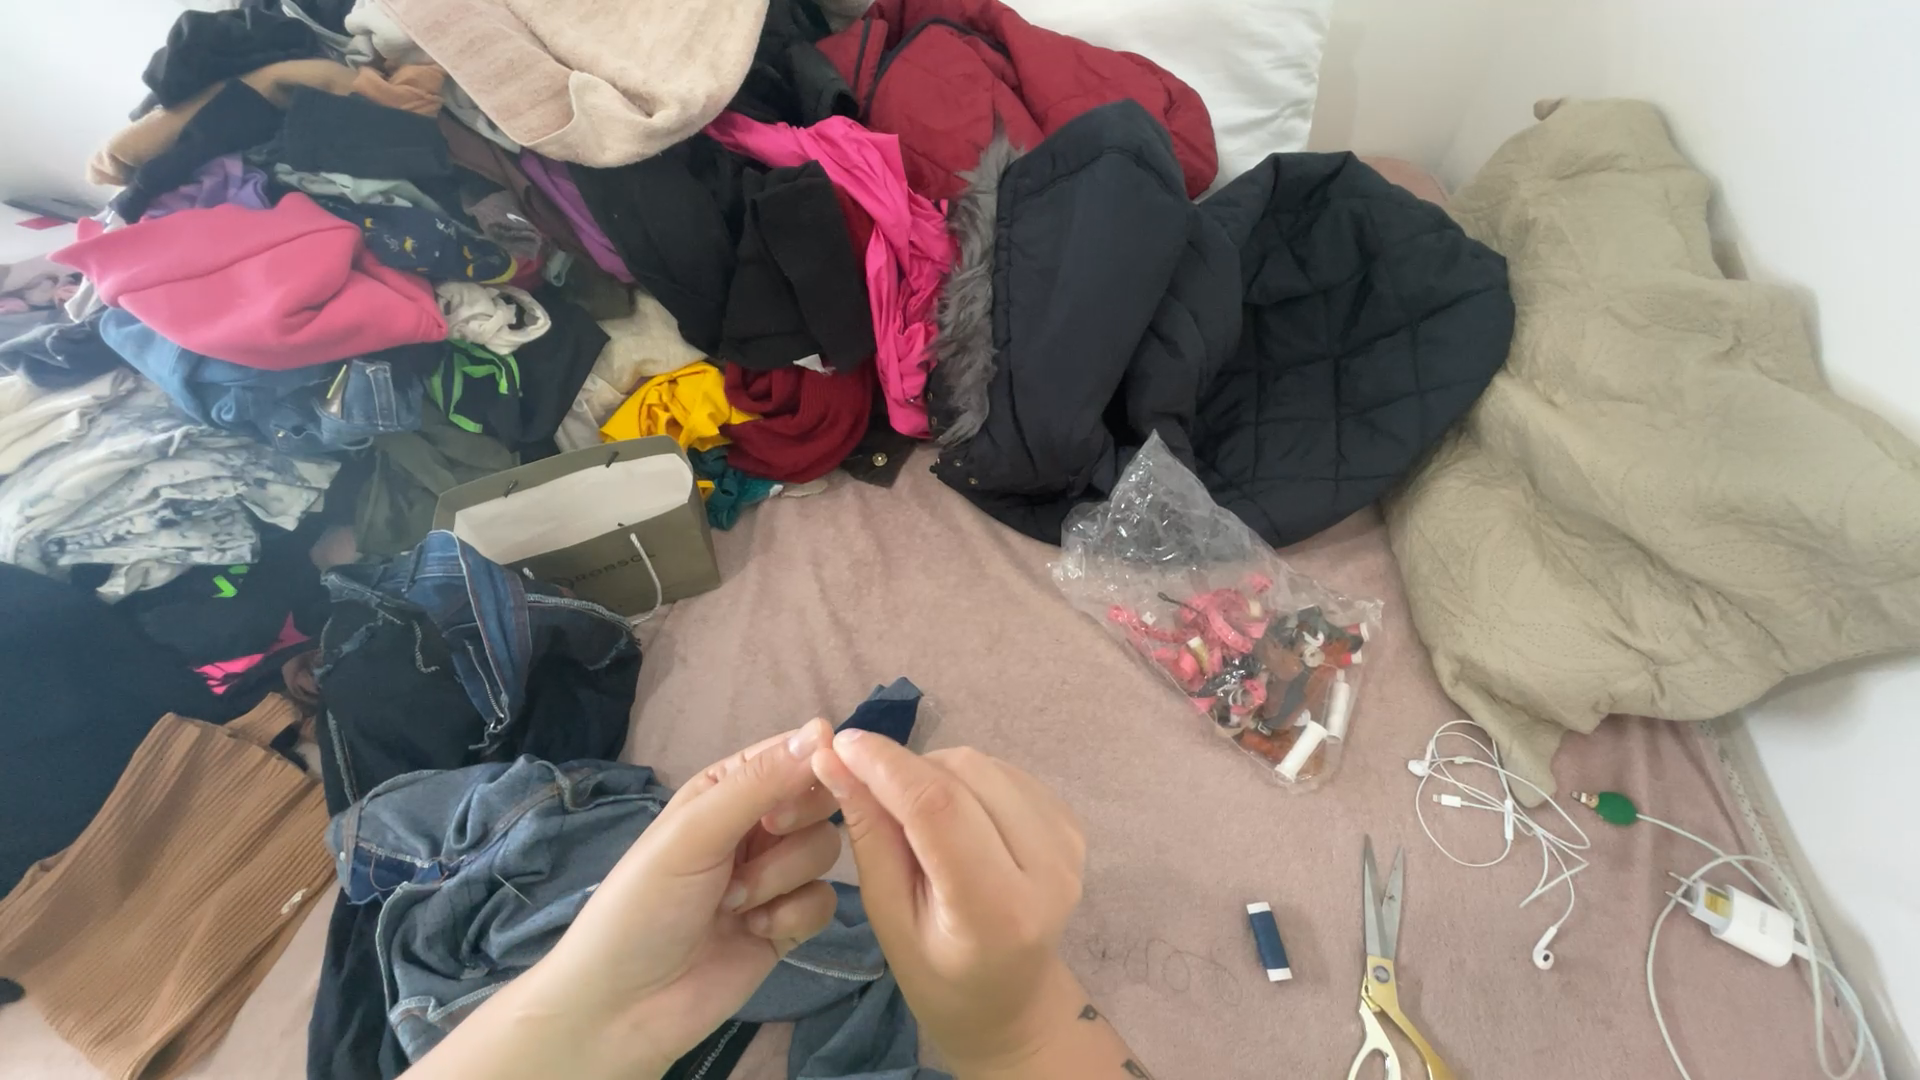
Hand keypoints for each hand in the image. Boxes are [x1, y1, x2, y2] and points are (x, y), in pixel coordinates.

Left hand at [404, 718, 844, 1079]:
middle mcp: (760, 823)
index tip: (810, 780)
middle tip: (766, 836)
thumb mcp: (696, 831)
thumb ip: (760, 781)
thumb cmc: (644, 902)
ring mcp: (777, 873)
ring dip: (782, 876)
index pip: (796, 752)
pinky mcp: (791, 921)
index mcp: (732, 787)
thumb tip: (824, 729)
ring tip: (736, 902)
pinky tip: (756, 930)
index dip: (815, 762)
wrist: (623, 1010)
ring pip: (824, 848)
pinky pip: (824, 899)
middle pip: (821, 799)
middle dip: (798, 822)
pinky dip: (794, 914)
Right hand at [811, 730, 1121, 1074]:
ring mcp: (1068, 841)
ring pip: (984, 763)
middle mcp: (1048, 868)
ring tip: (919, 815)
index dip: (887, 765)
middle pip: (965, 774)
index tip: (843, 743)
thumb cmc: (938, 973)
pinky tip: (958, 815)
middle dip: (909, 769)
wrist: (1013, 1000)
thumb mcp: (889, 917)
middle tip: (877, 793)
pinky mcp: (1072, 822)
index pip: (938, 810)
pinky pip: (1004, 770)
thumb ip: (868, 833)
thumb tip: (836, 759)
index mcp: (998, 910)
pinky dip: (968, 779)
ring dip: (937, 772)